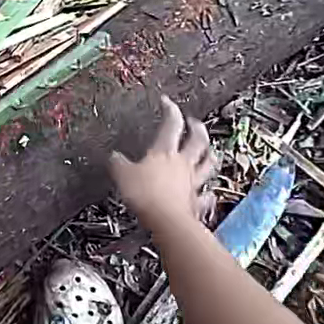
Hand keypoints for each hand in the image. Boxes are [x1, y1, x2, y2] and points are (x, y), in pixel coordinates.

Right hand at [109, 96, 216, 229]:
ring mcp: (192, 182)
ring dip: (209, 155)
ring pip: (207, 164)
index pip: (171, 124)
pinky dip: (208, 193)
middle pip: (197, 140)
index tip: (167, 102)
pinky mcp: (196, 202)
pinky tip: (210, 193)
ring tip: (210, 150)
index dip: (170, 110)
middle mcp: (182, 164)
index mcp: (164, 152)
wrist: (166, 221)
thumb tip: (114, 157)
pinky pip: (206, 196)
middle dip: (197, 128)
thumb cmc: (146, 195)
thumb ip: (118, 164)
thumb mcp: (123, 175)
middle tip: (194, 122)